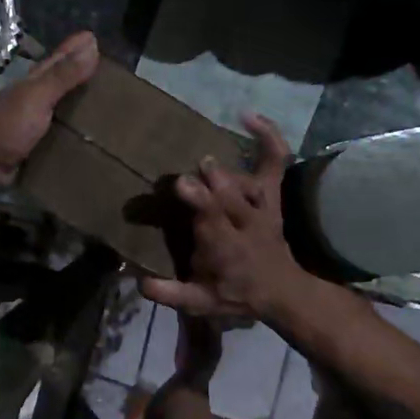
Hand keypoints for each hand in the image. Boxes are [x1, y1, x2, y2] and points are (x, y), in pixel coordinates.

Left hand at [0, 31, 98, 184]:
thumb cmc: (7, 128)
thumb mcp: (36, 97)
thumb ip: (62, 75)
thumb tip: (92, 43)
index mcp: (29, 85)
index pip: (55, 61)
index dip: (72, 48)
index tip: (92, 36)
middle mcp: (31, 101)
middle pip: (58, 81)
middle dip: (78, 71)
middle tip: (106, 66)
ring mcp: (33, 125)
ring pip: (60, 105)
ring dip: (78, 99)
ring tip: (104, 97)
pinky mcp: (38, 147)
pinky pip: (62, 130)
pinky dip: (75, 125)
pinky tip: (89, 129)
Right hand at [141, 114, 309, 321]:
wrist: (281, 289)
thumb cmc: (235, 293)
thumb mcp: (201, 302)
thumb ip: (170, 294)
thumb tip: (138, 282)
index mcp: (228, 249)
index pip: (215, 223)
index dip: (201, 202)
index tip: (180, 185)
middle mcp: (248, 225)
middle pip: (234, 200)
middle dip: (215, 184)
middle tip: (191, 171)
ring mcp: (264, 207)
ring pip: (253, 184)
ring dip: (230, 173)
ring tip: (206, 161)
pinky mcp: (272, 195)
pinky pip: (276, 162)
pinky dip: (267, 137)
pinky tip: (247, 116)